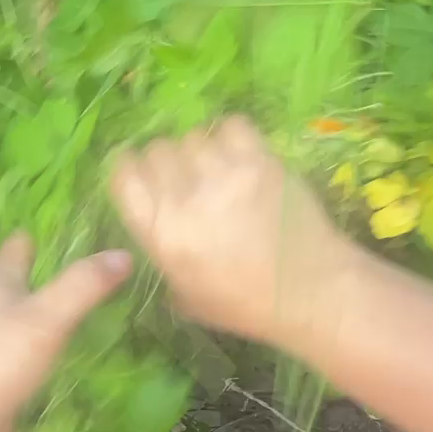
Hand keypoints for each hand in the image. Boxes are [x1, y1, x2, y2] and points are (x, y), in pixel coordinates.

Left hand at [0, 234, 131, 431]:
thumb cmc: (0, 361)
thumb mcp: (50, 318)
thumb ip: (85, 285)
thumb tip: (123, 254)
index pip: (19, 244)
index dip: (43, 237)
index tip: (72, 235)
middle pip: (11, 276)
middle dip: (38, 272)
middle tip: (78, 274)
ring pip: (7, 310)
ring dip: (31, 308)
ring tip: (63, 310)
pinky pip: (6, 342)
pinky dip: (25, 339)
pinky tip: (40, 352)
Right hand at [110, 116, 369, 351]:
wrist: (309, 293)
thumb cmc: (243, 304)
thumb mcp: (184, 295)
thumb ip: (161, 254)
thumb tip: (156, 223)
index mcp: (162, 234)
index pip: (124, 176)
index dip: (127, 170)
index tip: (138, 175)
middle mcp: (186, 199)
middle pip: (156, 150)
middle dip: (163, 162)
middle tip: (181, 179)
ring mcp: (225, 175)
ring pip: (193, 136)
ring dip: (198, 151)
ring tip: (213, 170)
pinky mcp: (261, 160)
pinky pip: (231, 126)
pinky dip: (229, 137)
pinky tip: (236, 157)